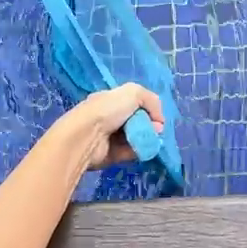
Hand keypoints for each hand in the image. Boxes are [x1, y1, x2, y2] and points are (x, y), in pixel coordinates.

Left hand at [50, 83, 165, 170]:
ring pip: (135, 137)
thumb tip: (159, 121)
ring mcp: (109, 137)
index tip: (156, 117)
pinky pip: (130, 152)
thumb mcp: (134, 93)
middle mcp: (109, 117)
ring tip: (150, 140)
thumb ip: (152, 101)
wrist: (87, 135)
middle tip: (156, 130)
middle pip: (136, 121)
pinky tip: (144, 149)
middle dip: (149, 125)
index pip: (134, 102)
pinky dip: (139, 151)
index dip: (148, 109)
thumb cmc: (108, 109)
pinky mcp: (110, 155)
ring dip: (146, 138)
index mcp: (110, 100)